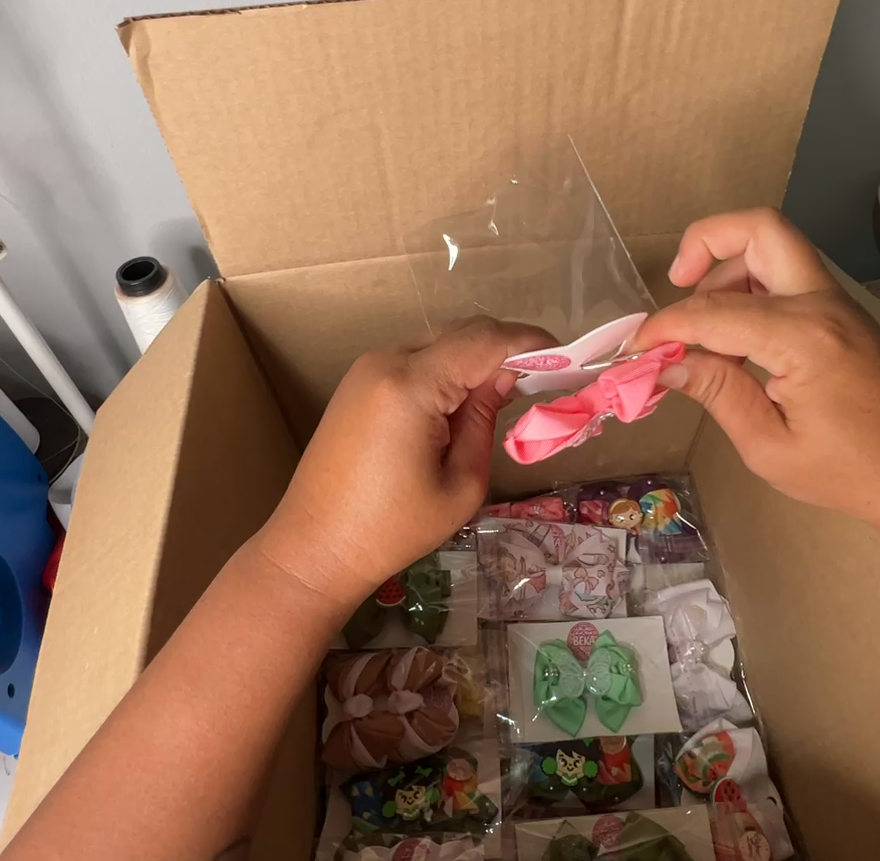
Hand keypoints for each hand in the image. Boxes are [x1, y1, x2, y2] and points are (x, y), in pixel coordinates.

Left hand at [254, 318, 549, 605]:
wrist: (314, 547)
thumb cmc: (391, 529)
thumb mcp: (460, 484)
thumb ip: (485, 420)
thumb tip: (506, 378)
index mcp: (411, 385)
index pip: (484, 340)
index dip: (530, 342)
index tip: (565, 357)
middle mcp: (386, 361)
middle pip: (462, 332)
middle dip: (506, 348)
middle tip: (541, 378)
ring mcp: (367, 368)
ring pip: (439, 341)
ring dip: (476, 357)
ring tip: (506, 391)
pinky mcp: (359, 382)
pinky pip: (416, 358)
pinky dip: (448, 367)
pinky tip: (464, 398)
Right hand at [635, 208, 879, 525]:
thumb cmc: (848, 473)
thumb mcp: (768, 445)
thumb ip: (715, 392)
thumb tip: (662, 363)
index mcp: (804, 338)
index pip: (713, 311)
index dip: (664, 327)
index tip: (635, 349)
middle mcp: (823, 303)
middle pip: (760, 228)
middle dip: (705, 241)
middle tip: (676, 283)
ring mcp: (837, 303)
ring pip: (774, 243)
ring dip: (728, 266)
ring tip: (704, 326)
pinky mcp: (841, 313)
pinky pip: (788, 273)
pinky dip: (751, 285)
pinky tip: (737, 338)